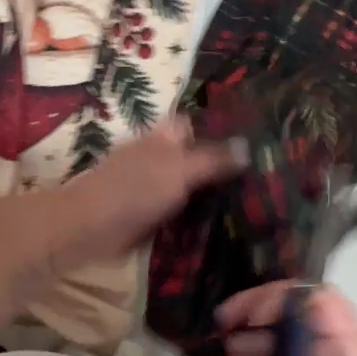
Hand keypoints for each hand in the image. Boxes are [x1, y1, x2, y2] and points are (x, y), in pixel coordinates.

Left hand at [59, 117, 246, 260]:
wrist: (89, 229)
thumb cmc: (132, 191)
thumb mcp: (178, 170)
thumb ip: (212, 159)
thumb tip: (248, 145)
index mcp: (162, 140)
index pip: (194, 125)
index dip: (219, 128)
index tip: (257, 139)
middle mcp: (157, 160)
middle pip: (195, 158)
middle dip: (224, 167)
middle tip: (268, 179)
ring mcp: (152, 190)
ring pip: (190, 187)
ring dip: (214, 196)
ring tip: (260, 205)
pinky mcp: (149, 218)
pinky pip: (180, 214)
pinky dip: (198, 220)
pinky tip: (228, 229)